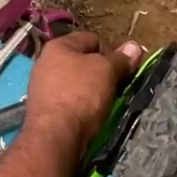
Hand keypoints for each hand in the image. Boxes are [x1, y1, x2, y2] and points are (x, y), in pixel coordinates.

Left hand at [23, 32, 140, 153]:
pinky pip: (69, 101)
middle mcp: (45, 63)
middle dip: (103, 72)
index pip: (92, 39)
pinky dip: (81, 106)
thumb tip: (134, 46)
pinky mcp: (44, 110)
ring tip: (107, 103)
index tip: (125, 69)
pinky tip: (91, 116)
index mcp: (58, 46)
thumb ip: (121, 59)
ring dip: (93, 91)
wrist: (54, 136)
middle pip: (83, 61)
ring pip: (76, 83)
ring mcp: (42, 87)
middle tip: (118, 86)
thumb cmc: (81, 95)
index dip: (112, 51)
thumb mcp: (107, 71)